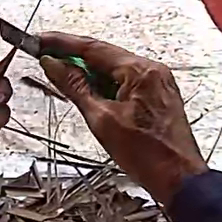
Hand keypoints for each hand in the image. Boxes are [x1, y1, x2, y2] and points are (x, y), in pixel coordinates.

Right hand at [36, 33, 206, 205]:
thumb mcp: (101, 119)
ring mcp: (156, 83)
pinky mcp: (156, 96)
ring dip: (87, 74)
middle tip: (45, 59)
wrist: (180, 180)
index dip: (62, 44)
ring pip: (113, 70)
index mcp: (140, 71)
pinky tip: (87, 93)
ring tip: (61, 80)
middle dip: (72, 58)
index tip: (41, 41)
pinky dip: (103, 86)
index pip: (93, 48)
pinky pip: (123, 82)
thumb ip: (75, 87)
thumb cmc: (148, 155)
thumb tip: (53, 65)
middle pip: (103, 56)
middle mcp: (152, 71)